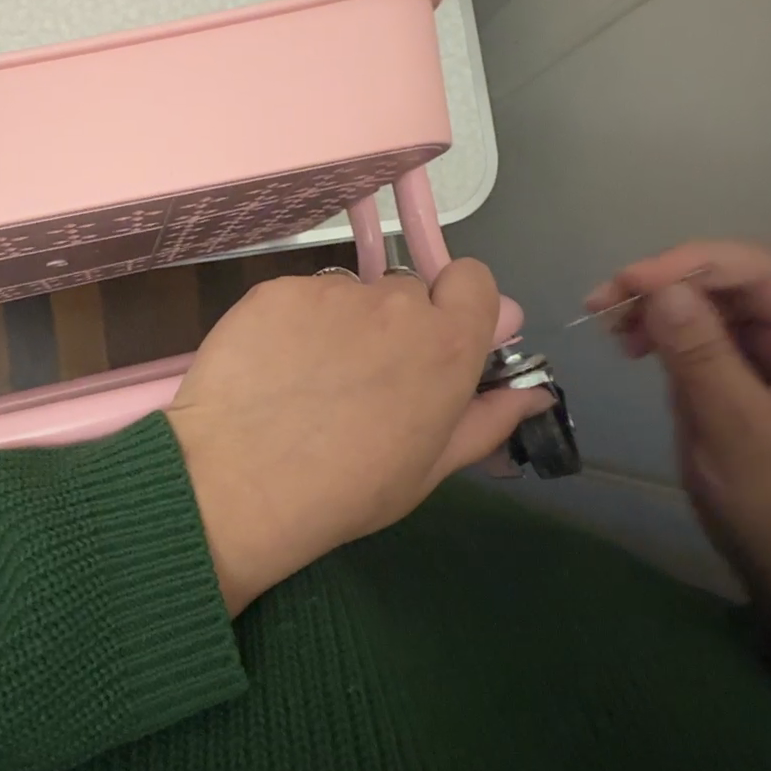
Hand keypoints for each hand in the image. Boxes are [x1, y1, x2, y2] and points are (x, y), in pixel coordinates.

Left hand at [167, 261, 550, 615]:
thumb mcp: (429, 468)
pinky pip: (295, 297)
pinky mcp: (274, 290)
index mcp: (446, 343)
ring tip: (304, 381)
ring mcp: (329, 290)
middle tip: (358, 377)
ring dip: (337, 323)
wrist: (238, 485)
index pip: (473, 279)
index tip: (433, 339)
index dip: (455, 306)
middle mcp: (394, 303)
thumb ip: (487, 419)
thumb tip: (532, 392)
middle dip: (392, 323)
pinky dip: (288, 324)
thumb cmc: (345, 490)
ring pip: (346, 293)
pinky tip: (269, 369)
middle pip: (405, 291)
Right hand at [592, 241, 770, 704]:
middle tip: (599, 311)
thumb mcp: (744, 435)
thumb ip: (702, 357)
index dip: (684, 266)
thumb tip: (657, 289)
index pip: (759, 271)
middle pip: (735, 282)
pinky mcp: (760, 382)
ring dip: (661, 312)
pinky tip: (637, 351)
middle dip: (666, 288)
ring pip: (716, 308)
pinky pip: (710, 342)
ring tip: (614, 335)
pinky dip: (668, 340)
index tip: (616, 288)